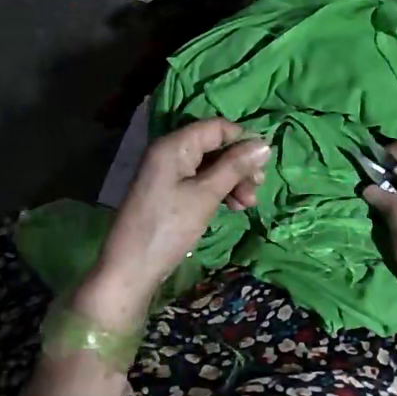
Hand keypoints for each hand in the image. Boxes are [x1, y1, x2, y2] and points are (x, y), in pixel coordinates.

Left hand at [74, 118, 270, 329]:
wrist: (131, 269)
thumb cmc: (169, 228)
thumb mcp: (206, 195)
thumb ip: (235, 167)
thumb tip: (265, 144)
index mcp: (174, 145)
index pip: (217, 127)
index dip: (243, 140)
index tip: (264, 164)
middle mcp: (170, 152)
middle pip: (215, 146)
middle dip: (240, 165)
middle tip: (257, 189)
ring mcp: (168, 173)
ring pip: (211, 166)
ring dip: (233, 181)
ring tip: (246, 205)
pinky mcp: (169, 193)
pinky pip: (200, 182)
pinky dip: (219, 191)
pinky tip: (233, 207)